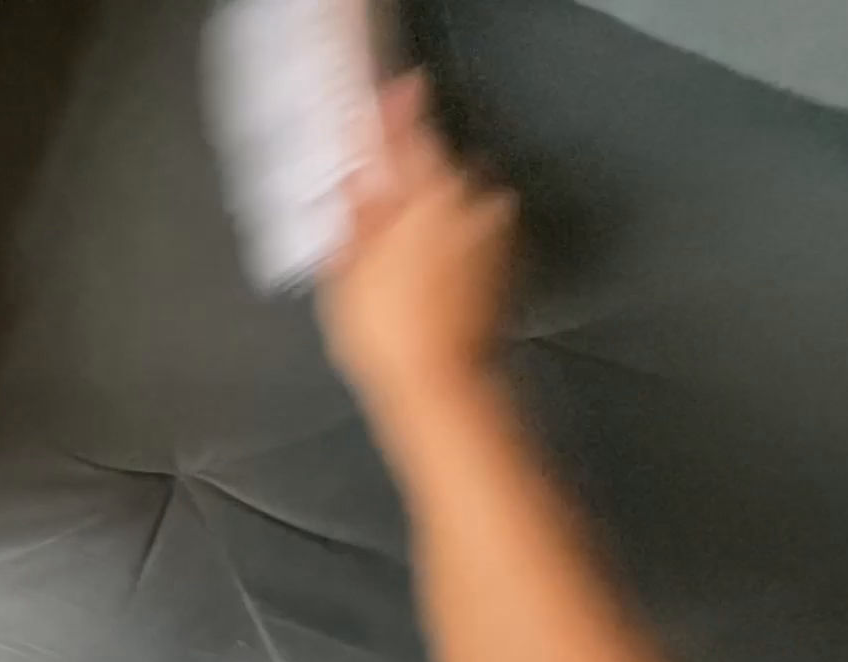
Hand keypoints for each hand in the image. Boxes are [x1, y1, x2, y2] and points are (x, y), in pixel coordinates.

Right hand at [317, 74, 516, 408]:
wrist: (436, 382)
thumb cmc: (387, 333)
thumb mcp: (345, 273)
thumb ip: (354, 217)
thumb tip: (355, 183)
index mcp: (426, 198)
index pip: (408, 138)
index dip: (396, 115)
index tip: (395, 93)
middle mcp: (469, 205)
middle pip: (430, 177)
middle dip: (401, 193)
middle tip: (366, 224)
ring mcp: (492, 234)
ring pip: (449, 209)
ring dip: (422, 224)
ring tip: (386, 269)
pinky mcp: (502, 263)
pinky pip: (465, 238)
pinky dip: (442, 249)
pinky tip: (413, 285)